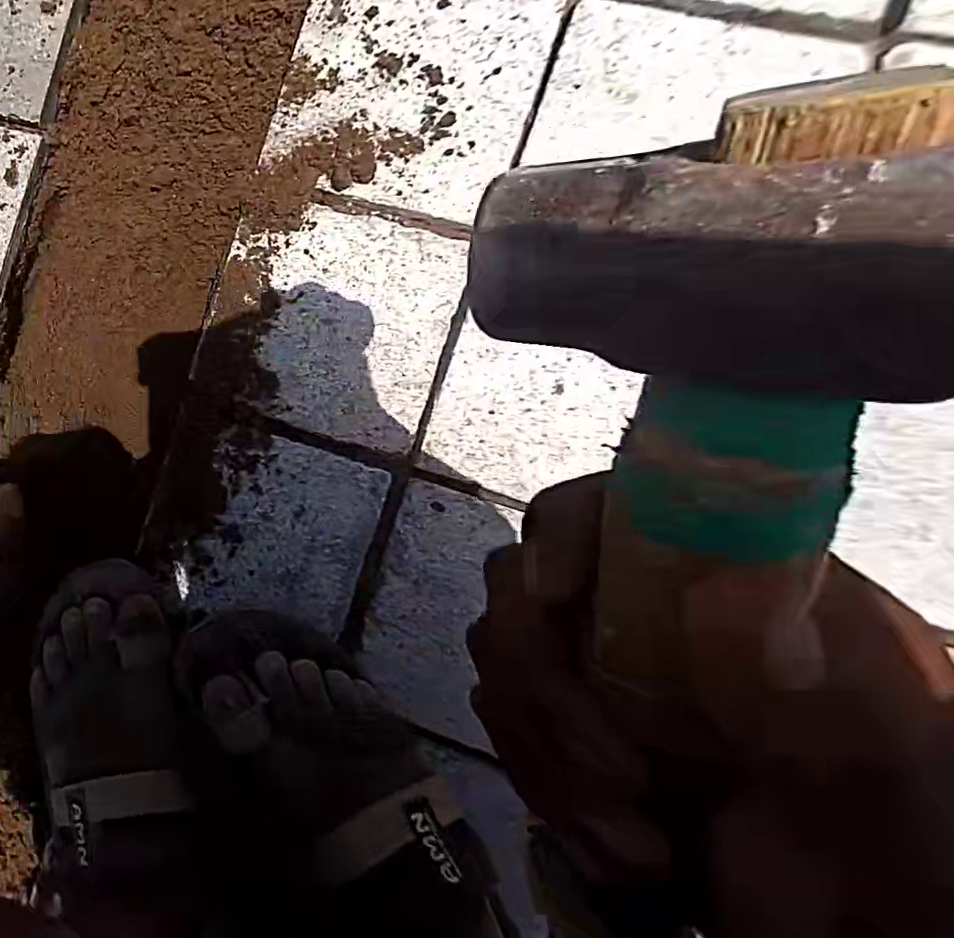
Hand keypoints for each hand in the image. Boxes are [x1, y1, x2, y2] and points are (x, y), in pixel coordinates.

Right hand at [471, 474, 953, 935]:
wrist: (865, 935)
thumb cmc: (904, 852)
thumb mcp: (885, 775)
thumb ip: (818, 687)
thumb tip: (718, 588)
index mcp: (726, 587)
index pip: (611, 509)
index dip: (563, 532)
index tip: (550, 594)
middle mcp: (638, 609)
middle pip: (521, 584)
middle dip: (538, 676)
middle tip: (612, 768)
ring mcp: (587, 662)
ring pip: (499, 658)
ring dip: (545, 749)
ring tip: (635, 841)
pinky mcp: (556, 715)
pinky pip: (499, 718)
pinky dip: (540, 782)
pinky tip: (613, 846)